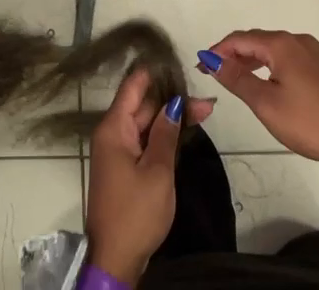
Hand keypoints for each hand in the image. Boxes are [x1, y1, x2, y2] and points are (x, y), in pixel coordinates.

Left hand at [84, 67, 214, 281]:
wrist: (116, 256)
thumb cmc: (136, 211)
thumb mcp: (157, 171)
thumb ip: (166, 134)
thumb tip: (173, 102)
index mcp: (114, 128)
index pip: (132, 87)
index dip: (154, 73)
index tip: (178, 62)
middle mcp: (112, 134)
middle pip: (142, 106)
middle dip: (172, 100)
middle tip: (207, 100)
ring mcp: (117, 152)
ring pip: (146, 124)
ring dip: (171, 118)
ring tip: (204, 110)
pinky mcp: (124, 168)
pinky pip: (144, 141)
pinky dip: (163, 135)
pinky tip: (184, 131)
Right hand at [200, 29, 318, 163]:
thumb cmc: (309, 121)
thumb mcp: (266, 103)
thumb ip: (237, 79)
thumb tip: (212, 59)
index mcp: (280, 45)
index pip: (239, 39)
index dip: (217, 51)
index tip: (200, 67)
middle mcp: (296, 40)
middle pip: (256, 40)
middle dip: (232, 53)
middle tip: (213, 73)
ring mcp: (312, 52)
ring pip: (272, 48)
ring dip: (250, 59)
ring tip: (233, 77)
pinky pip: (286, 57)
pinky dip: (268, 64)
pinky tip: (264, 80)